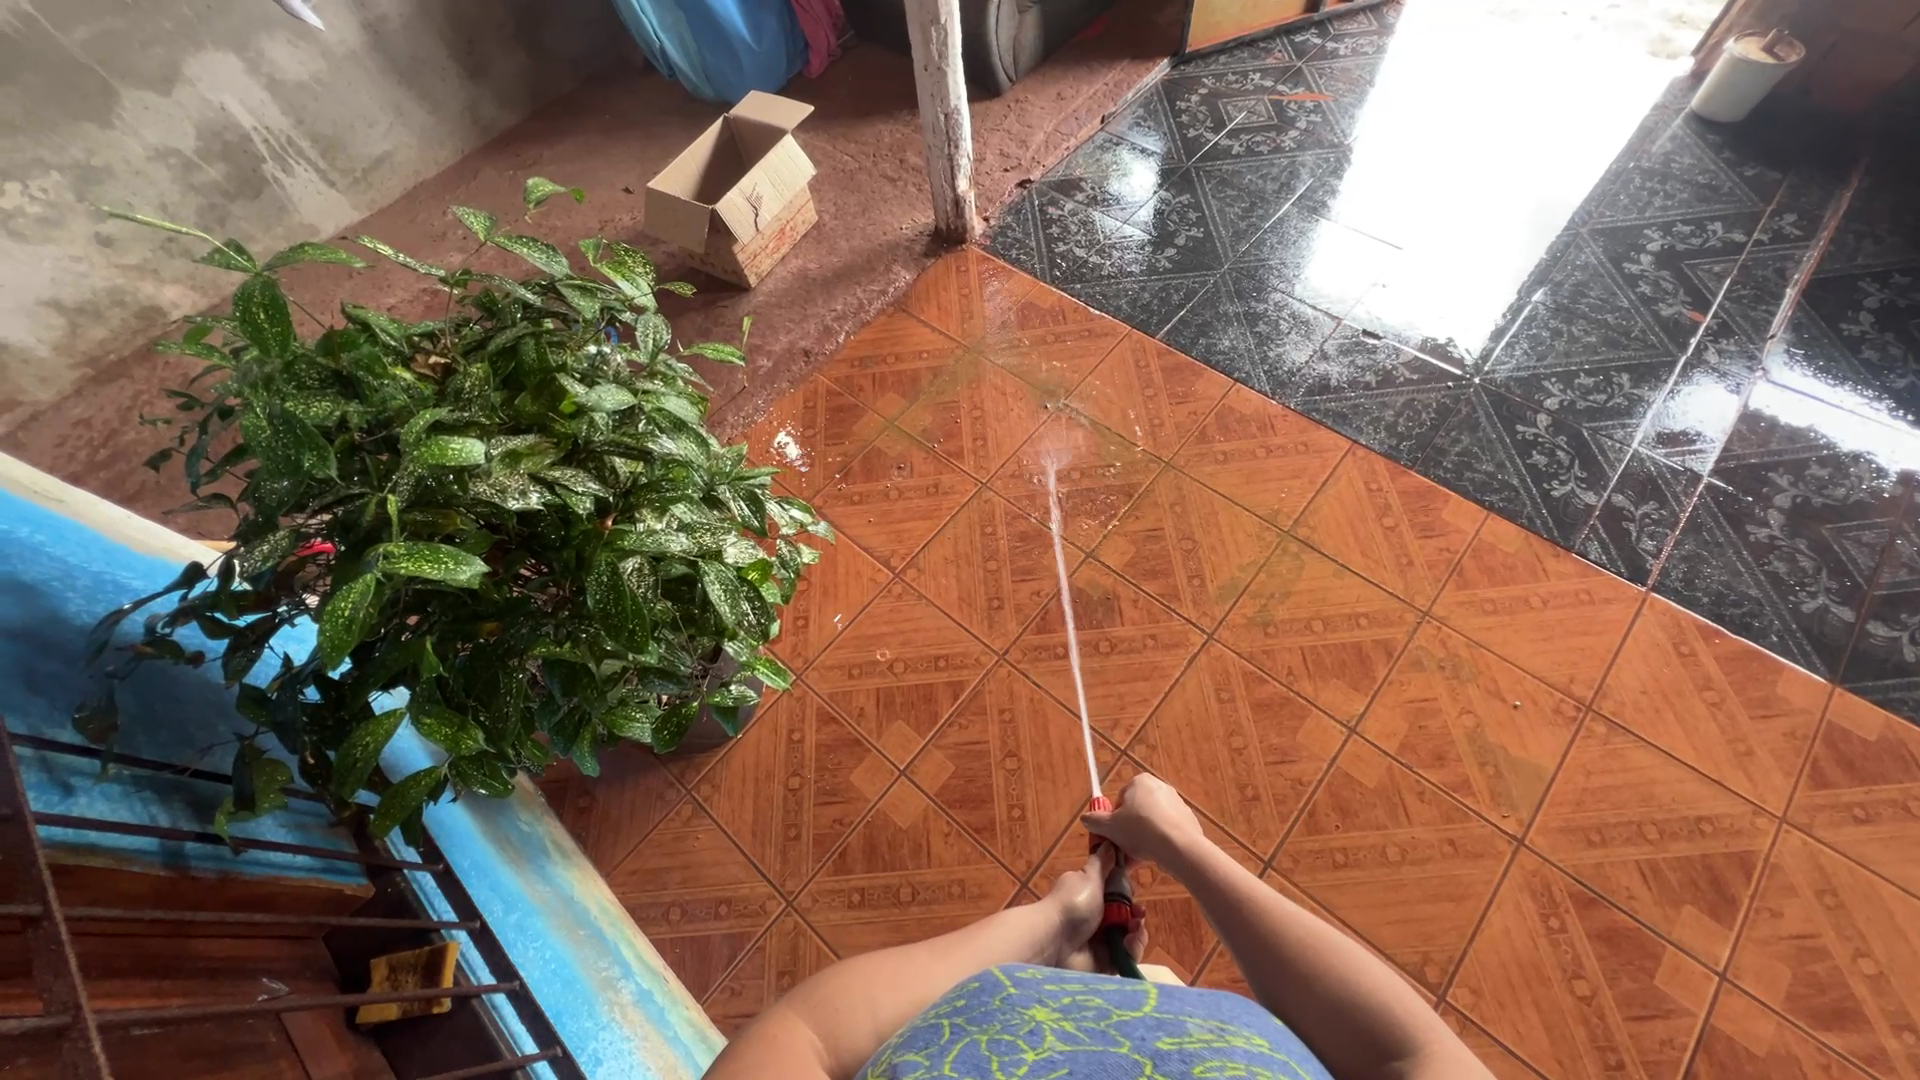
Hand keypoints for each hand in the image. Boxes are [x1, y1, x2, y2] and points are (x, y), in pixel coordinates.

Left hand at [1041, 844, 1146, 972]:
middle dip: (1137, 915)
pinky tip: (1131, 942)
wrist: (1056, 940)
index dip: (1128, 895)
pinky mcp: (1108, 963)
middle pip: (1127, 918)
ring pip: (1131, 938)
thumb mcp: (1088, 878)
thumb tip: (1109, 842)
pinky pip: (1128, 957)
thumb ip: (1102, 863)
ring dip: (1138, 933)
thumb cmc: (1072, 903)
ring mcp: (1102, 942)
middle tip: (1139, 915)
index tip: (1134, 893)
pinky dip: (1133, 949)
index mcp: (1090, 896)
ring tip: (1136, 929)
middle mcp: (1097, 920)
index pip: (1117, 896)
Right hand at [1082, 774, 1207, 869]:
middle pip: (1136, 812)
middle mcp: (1159, 787)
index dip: (1114, 821)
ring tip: (1139, 859)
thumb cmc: (1140, 831)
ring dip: (1143, 840)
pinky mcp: (1188, 820)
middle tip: (1124, 851)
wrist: (1179, 847)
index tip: (1114, 837)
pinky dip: (1160, 842)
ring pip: (1152, 823)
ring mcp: (1177, 803)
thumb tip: (1085, 818)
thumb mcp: (1109, 827)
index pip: (1120, 801)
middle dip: (1129, 833)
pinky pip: (1168, 831)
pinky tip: (1156, 857)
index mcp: (1139, 782)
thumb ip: (1094, 821)